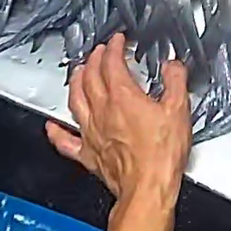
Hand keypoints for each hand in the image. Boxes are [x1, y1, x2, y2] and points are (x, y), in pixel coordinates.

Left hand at [46, 34, 190, 215]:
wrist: (149, 188)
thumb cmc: (161, 155)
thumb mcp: (179, 110)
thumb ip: (175, 82)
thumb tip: (173, 66)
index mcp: (123, 98)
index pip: (112, 64)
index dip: (114, 48)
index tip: (117, 41)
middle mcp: (103, 112)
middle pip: (91, 78)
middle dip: (94, 60)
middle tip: (99, 52)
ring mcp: (92, 133)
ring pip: (76, 101)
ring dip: (75, 83)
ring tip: (77, 73)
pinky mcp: (89, 154)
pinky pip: (66, 141)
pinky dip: (56, 132)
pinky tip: (51, 127)